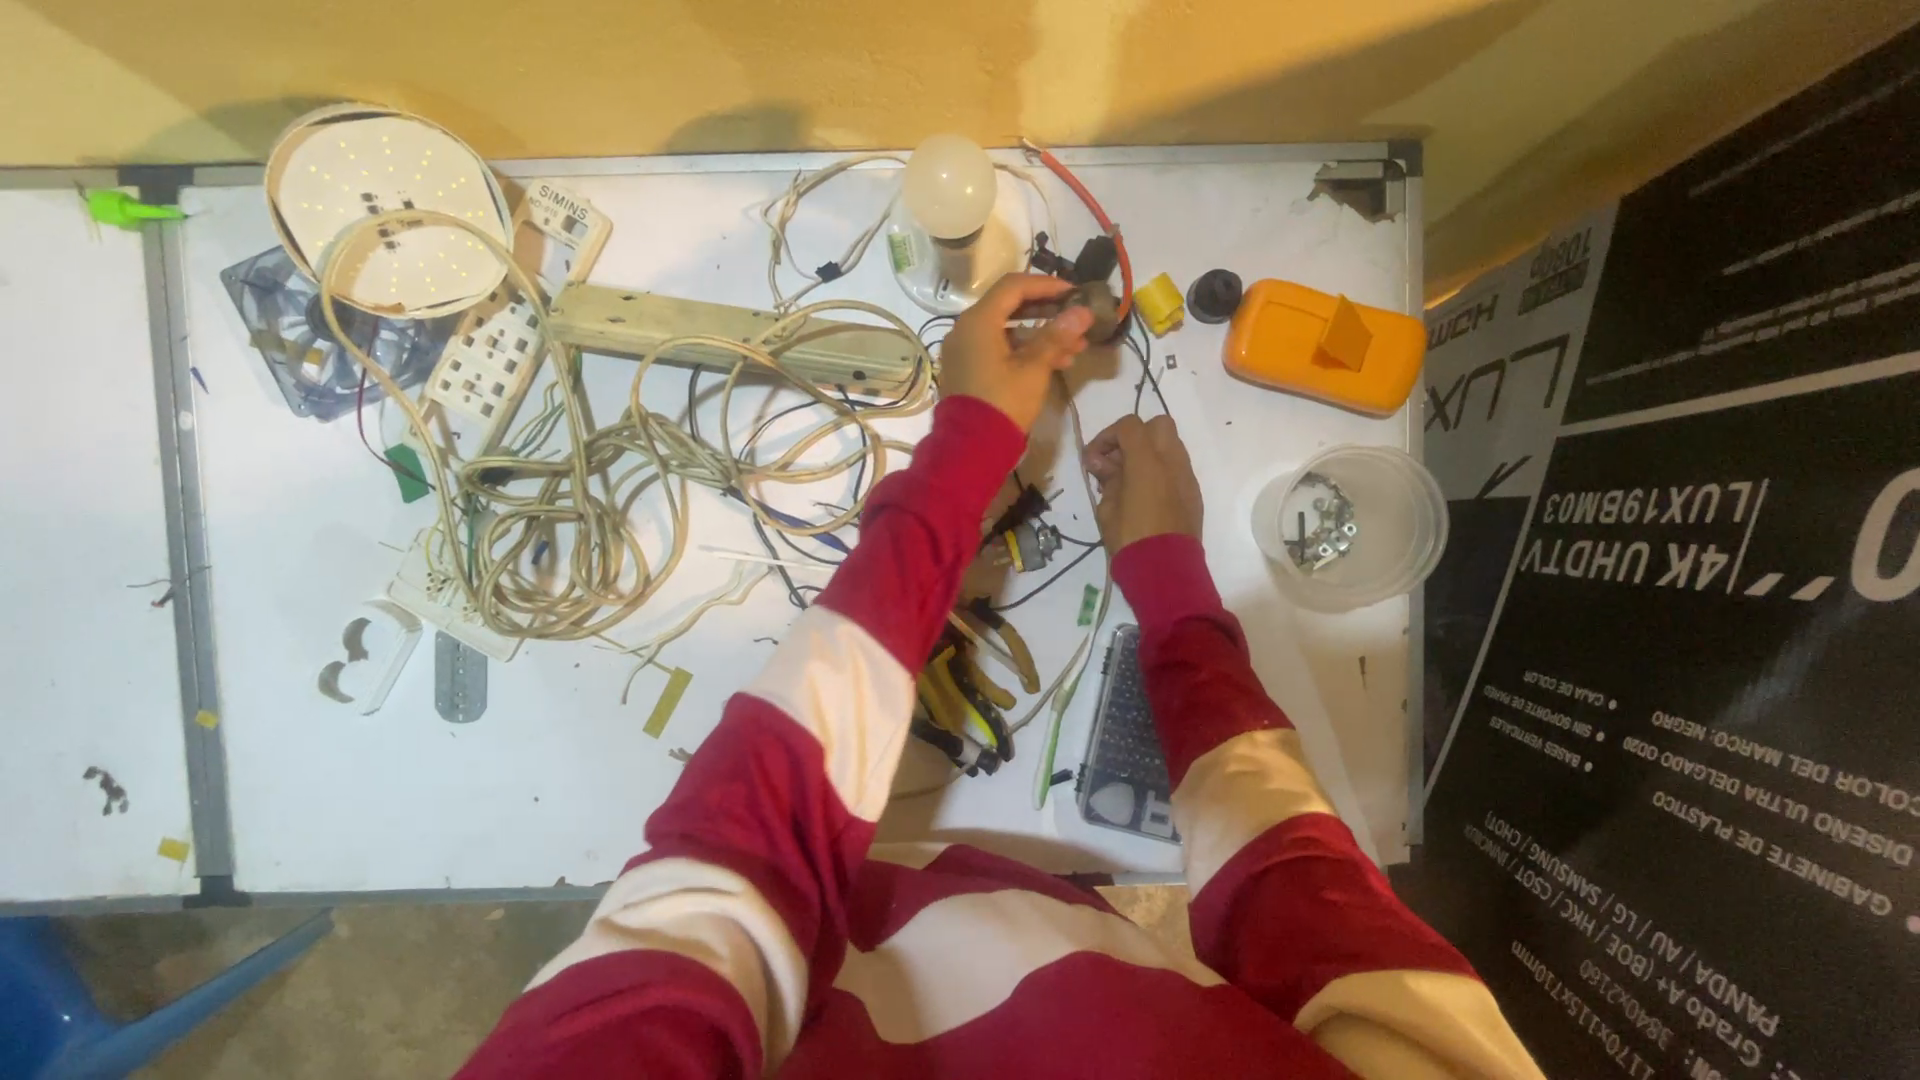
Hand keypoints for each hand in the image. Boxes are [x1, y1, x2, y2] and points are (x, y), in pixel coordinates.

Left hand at [938, 274, 1093, 431]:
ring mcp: (964, 351)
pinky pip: (998, 350)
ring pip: (1007, 332)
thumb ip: (1057, 336)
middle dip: (1047, 314)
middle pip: (1010, 307)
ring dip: (1041, 336)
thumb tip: (1083, 312)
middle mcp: (965, 330)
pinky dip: (1024, 352)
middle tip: (1077, 320)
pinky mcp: (967, 370)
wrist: (971, 450)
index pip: (1014, 286)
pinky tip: (1054, 364)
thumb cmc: (1003, 403)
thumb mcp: (1034, 368)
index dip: (1047, 285)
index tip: (1074, 293)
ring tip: (1075, 350)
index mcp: (978, 321)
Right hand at [1085, 414, 1203, 555]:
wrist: (1165, 571)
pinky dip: (1161, 470)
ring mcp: (1187, 477)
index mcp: (1147, 462)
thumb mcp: (1107, 508)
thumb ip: (1106, 477)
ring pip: (1171, 445)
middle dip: (1135, 436)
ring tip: (1129, 479)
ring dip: (1150, 452)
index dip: (1107, 436)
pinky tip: (1145, 494)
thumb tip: (1101, 462)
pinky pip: (1177, 468)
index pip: (1129, 426)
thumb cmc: (1130, 539)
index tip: (1093, 459)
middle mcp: (1172, 462)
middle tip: (1116, 461)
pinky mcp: (1194, 494)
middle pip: (1158, 425)